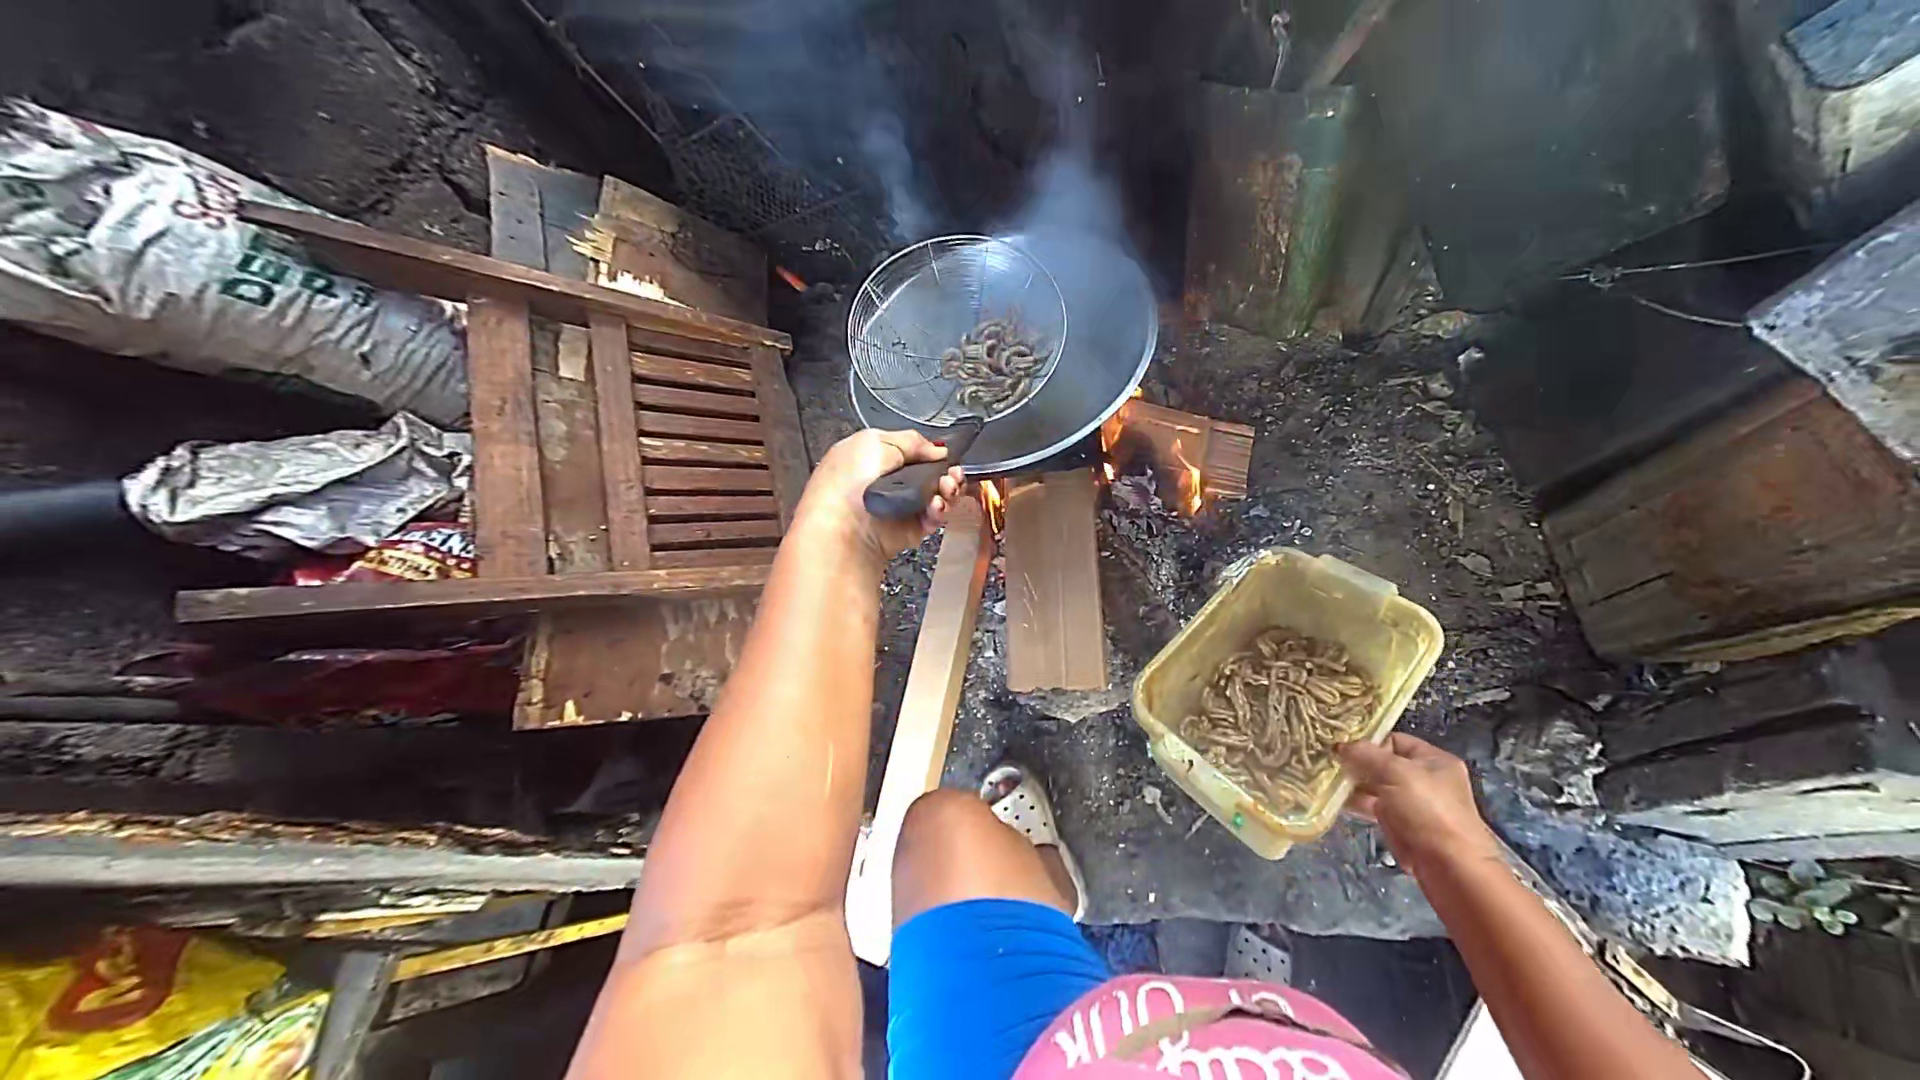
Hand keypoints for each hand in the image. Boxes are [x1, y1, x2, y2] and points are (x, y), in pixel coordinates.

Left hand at [793, 429, 964, 564]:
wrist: (843, 529)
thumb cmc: (846, 482)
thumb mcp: (875, 441)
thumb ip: (911, 441)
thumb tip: (937, 450)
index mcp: (873, 458)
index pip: (912, 452)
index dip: (931, 452)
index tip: (945, 454)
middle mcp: (888, 483)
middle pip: (931, 474)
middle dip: (947, 471)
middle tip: (952, 473)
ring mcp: (900, 507)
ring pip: (937, 496)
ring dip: (948, 490)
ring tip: (947, 488)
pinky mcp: (909, 530)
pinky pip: (934, 517)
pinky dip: (940, 511)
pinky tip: (937, 505)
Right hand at [1338, 734, 1500, 874]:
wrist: (1447, 865)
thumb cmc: (1426, 810)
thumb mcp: (1395, 772)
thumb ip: (1365, 754)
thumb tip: (1339, 746)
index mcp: (1433, 760)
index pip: (1394, 740)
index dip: (1368, 742)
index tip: (1343, 748)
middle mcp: (1424, 778)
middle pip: (1381, 762)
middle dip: (1356, 763)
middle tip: (1331, 764)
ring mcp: (1411, 801)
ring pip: (1374, 784)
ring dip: (1352, 783)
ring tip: (1328, 780)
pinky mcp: (1400, 822)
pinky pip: (1372, 805)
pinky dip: (1355, 802)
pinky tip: (1335, 799)